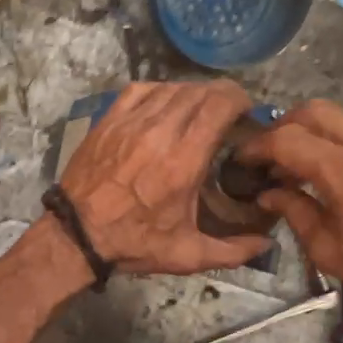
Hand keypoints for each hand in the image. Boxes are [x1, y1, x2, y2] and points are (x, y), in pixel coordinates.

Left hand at [59, 82, 271, 275]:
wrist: (76, 235)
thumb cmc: (133, 243)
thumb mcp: (187, 255)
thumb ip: (232, 251)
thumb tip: (266, 245)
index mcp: (183, 160)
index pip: (219, 105)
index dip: (239, 99)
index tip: (245, 112)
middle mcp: (159, 132)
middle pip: (199, 91)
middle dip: (219, 96)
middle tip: (226, 113)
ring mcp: (129, 123)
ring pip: (170, 88)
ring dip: (190, 94)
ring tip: (197, 111)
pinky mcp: (108, 121)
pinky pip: (139, 90)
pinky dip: (158, 91)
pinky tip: (164, 105)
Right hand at [237, 100, 342, 313]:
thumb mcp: (327, 248)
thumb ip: (294, 212)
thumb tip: (269, 194)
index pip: (287, 140)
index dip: (258, 147)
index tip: (241, 159)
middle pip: (313, 111)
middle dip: (282, 126)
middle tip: (265, 153)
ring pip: (336, 117)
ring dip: (308, 131)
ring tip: (291, 163)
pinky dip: (331, 140)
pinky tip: (323, 171)